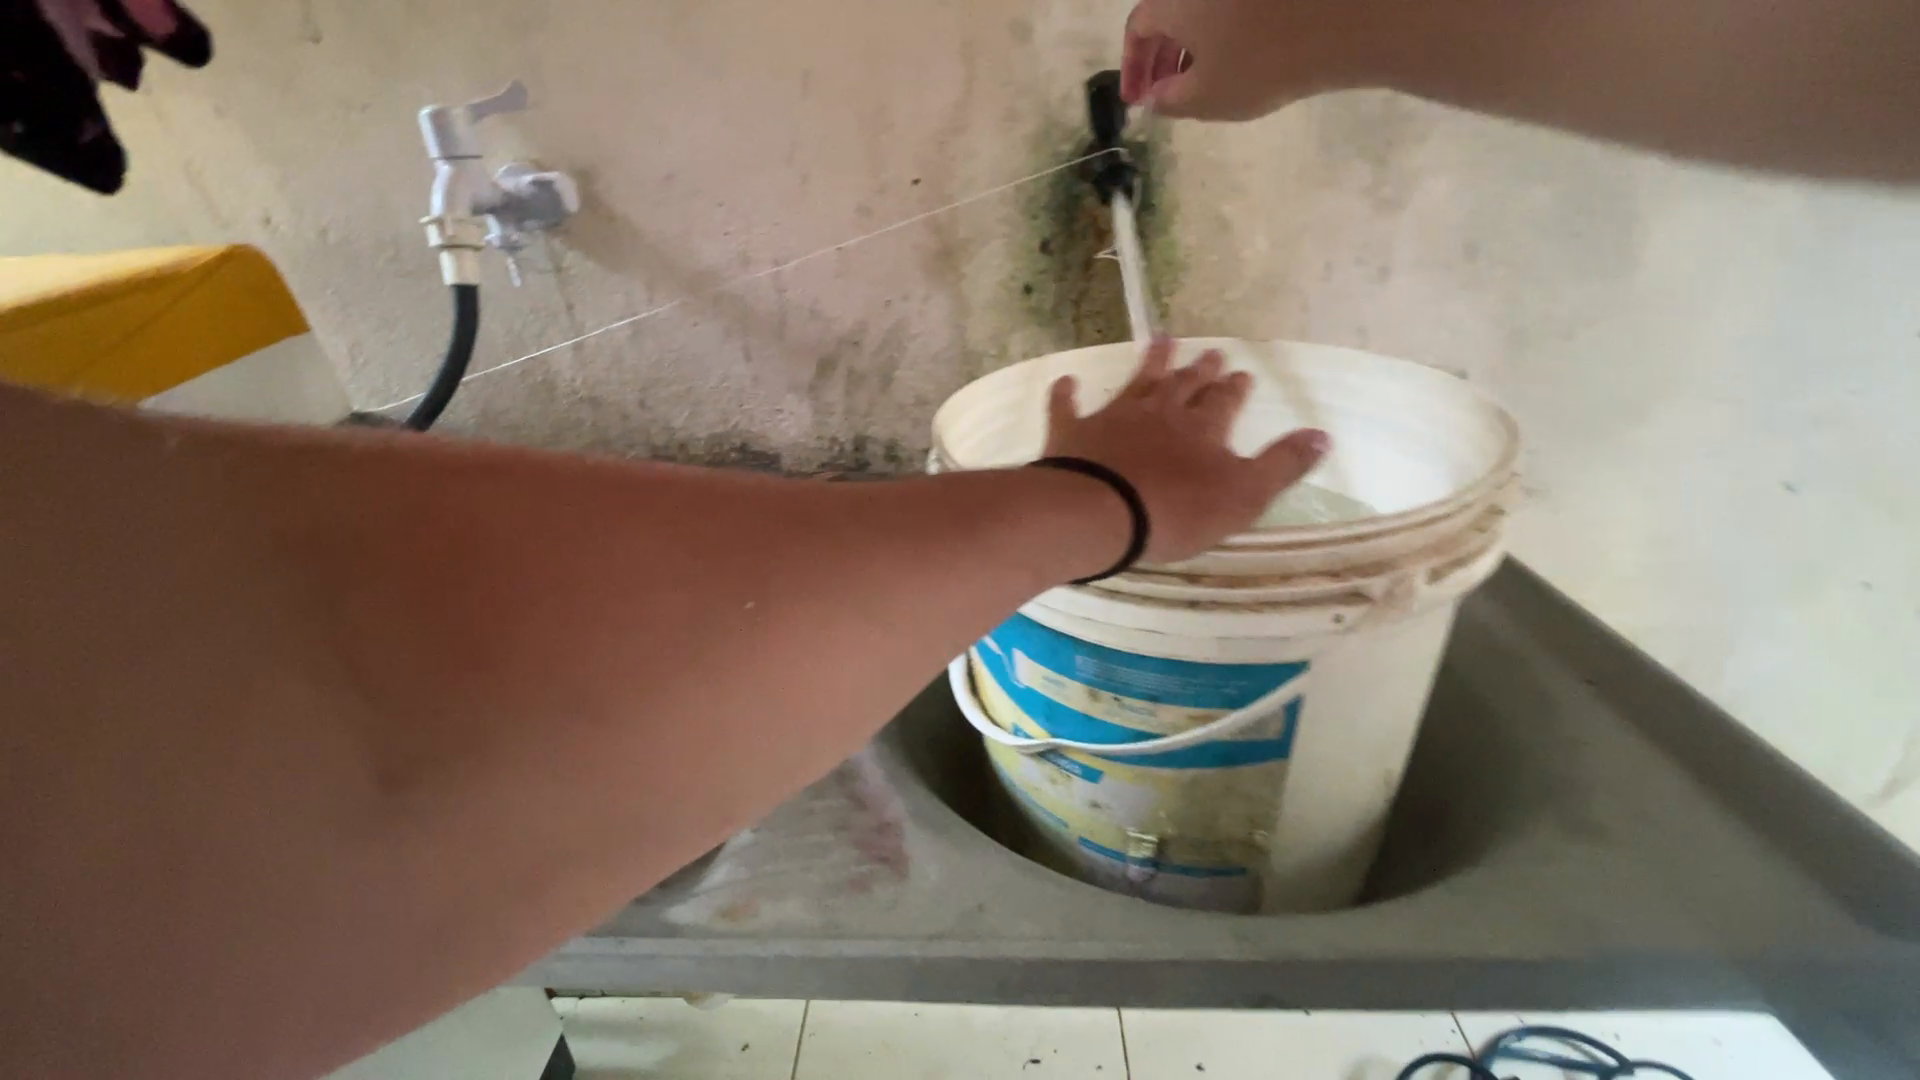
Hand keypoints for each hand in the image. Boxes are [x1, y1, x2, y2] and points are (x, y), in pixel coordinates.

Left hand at [1042, 337, 1329, 564]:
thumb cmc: (1176, 512)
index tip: (1242, 374)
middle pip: (1184, 386)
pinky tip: (1065, 380)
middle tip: (1211, 351)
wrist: (1101, 513)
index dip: (1234, 389)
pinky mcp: (1072, 434)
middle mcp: (1160, 414)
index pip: (1224, 403)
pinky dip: (1066, 394)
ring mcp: (1114, 419)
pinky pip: (1067, 407)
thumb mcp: (1244, 496)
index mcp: (1202, 430)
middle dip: (1200, 370)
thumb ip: (1281, 466)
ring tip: (1161, 339)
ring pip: (1136, 383)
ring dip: (1150, 362)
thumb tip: (1323, 435)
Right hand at [1121, 0, 1376, 120]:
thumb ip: (1169, 100)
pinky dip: (1222, 30)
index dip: (1132, 67)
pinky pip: (1231, 6)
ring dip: (1191, 44)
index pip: (1137, 29)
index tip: (1136, 99)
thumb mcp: (1206, 98)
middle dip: (1160, 57)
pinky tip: (1235, 58)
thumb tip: (1155, 97)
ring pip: (1200, 9)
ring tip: (1199, 82)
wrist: (1346, 18)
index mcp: (1173, 0)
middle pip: (1167, 13)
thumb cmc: (1262, 64)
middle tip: (1162, 95)